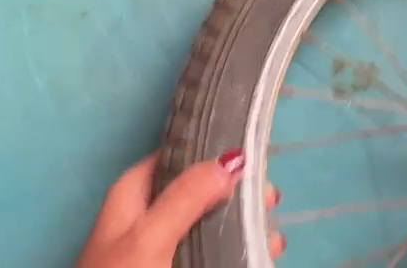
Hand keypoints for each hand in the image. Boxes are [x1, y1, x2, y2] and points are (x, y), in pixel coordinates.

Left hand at [77, 151, 284, 267]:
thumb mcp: (147, 239)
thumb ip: (186, 195)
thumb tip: (233, 158)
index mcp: (133, 196)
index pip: (177, 154)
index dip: (214, 149)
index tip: (254, 154)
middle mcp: (146, 218)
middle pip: (199, 190)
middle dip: (238, 194)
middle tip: (271, 200)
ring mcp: (157, 254)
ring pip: (209, 227)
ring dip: (242, 228)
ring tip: (273, 238)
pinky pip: (210, 257)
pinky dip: (235, 255)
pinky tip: (261, 257)